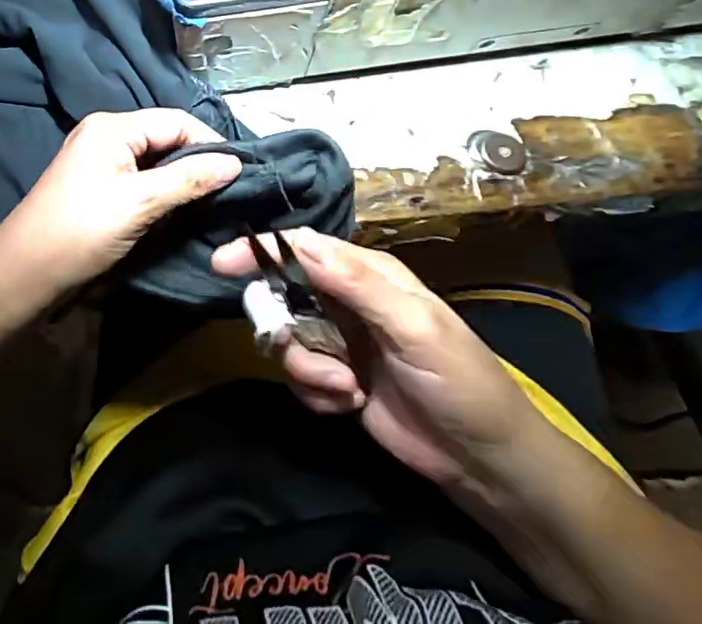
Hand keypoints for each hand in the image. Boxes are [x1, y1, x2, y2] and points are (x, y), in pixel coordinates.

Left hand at [0, 109, 243, 295]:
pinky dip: (163, 189)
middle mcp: (106, 134)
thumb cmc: (80, 233)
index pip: (176, 121)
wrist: (23, 276)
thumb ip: (189, 179)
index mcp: (112, 126)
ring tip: (211, 200)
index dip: (210, 142)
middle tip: (229, 189)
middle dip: (198, 161)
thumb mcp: (139, 204)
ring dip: (182, 178)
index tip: (239, 172)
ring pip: (156, 159)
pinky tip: (181, 208)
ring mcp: (100, 160)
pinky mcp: (99, 184)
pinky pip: (142, 176)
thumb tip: (235, 162)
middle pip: (166, 137)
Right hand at [211, 229, 557, 495]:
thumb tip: (301, 242)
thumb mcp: (413, 326)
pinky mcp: (336, 379)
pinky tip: (348, 404)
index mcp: (368, 273)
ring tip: (347, 389)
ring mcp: (340, 340)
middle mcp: (348, 300)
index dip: (262, 252)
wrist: (480, 458)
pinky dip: (315, 392)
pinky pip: (298, 376)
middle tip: (299, 348)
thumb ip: (356, 284)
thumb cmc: (458, 380)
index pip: (304, 249)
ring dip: (308, 369)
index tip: (221, 264)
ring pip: (288, 341)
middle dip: (286, 327)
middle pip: (285, 296)